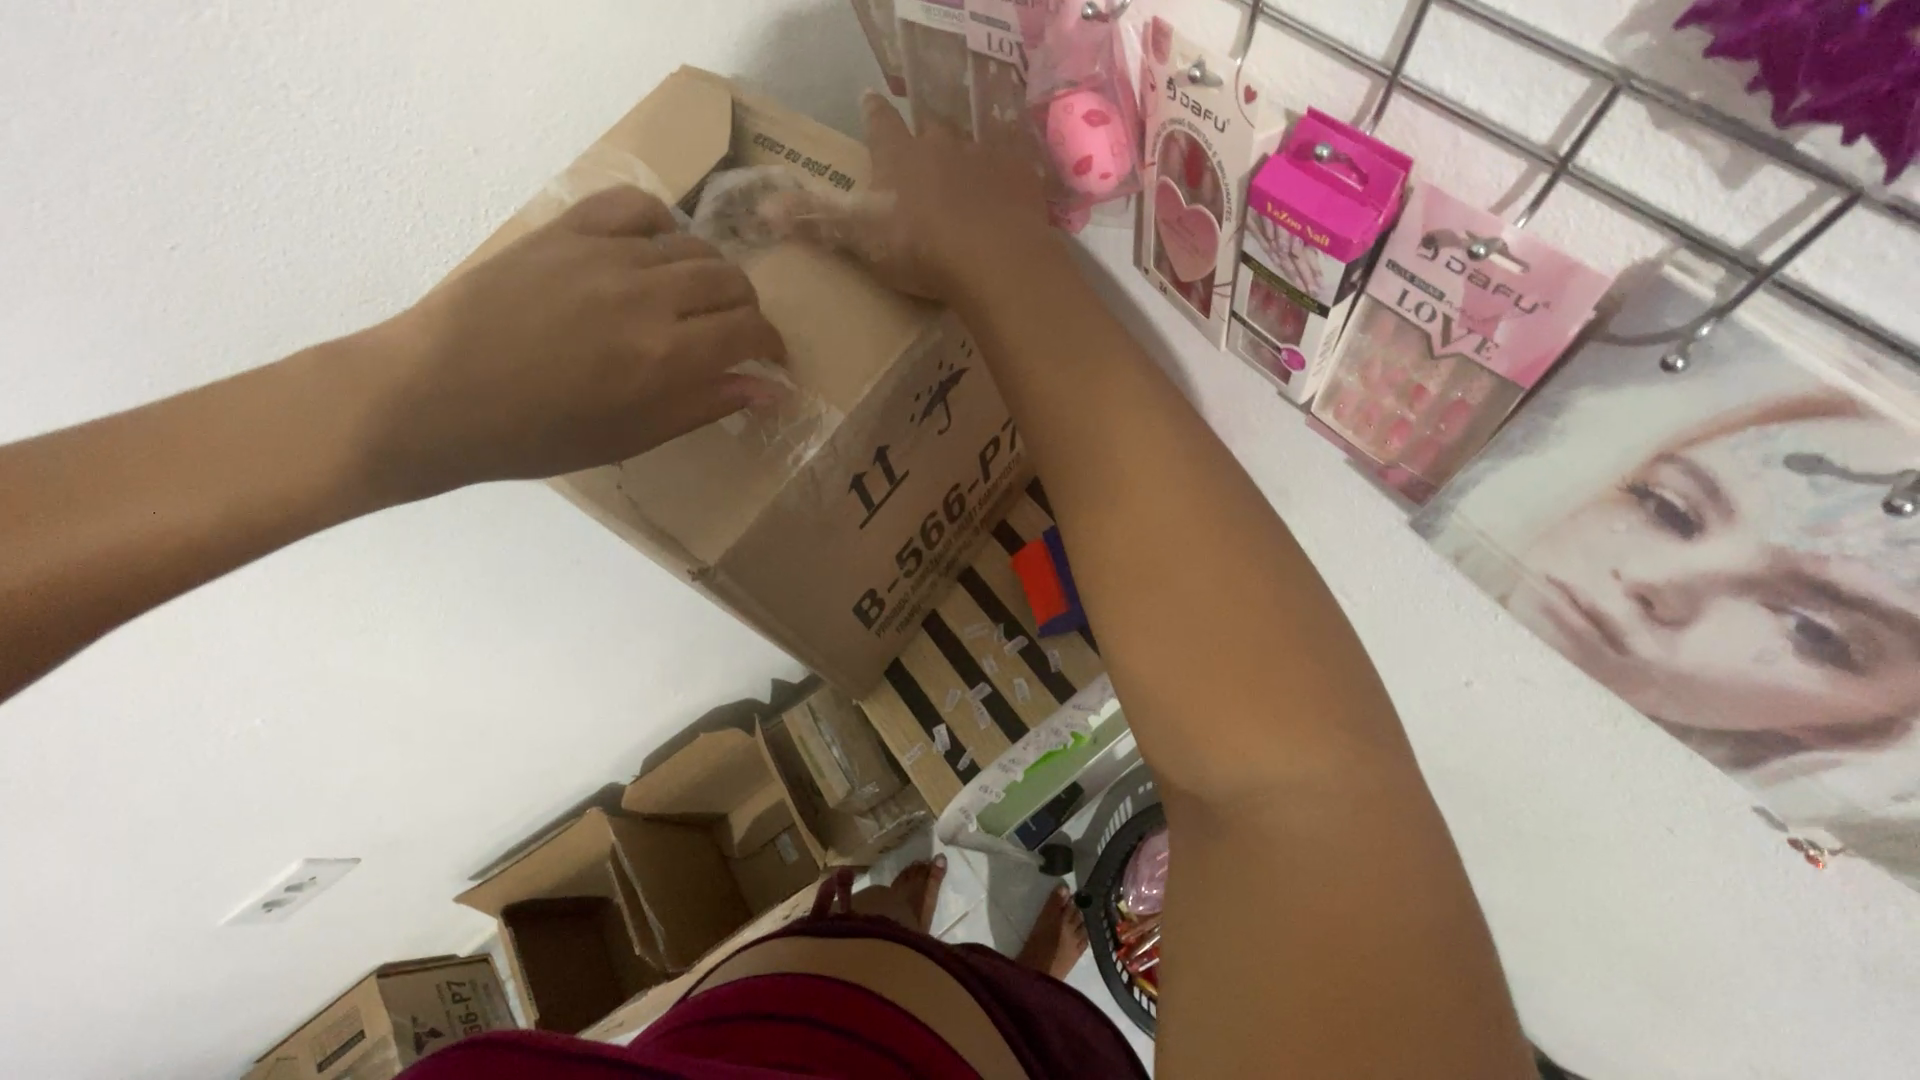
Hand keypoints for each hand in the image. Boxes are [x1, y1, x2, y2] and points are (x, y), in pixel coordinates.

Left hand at [361, 186, 786, 497]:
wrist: (433, 395)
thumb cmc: (536, 435)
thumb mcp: (631, 435)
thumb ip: (705, 405)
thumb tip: (770, 391)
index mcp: (666, 356)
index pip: (750, 331)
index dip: (771, 346)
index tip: (769, 359)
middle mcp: (647, 296)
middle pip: (731, 282)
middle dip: (746, 310)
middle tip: (732, 333)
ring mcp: (605, 256)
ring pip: (692, 246)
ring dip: (709, 274)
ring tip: (692, 298)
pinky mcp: (567, 231)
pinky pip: (635, 207)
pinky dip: (660, 224)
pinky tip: (656, 249)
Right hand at [783, 93, 1056, 303]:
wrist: (993, 258)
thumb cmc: (920, 249)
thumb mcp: (860, 238)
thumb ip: (816, 220)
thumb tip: (761, 208)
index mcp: (898, 158)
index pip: (879, 125)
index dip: (872, 114)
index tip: (868, 99)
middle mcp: (940, 145)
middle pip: (929, 126)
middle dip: (923, 128)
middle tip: (923, 131)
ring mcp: (985, 155)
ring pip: (973, 136)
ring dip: (967, 142)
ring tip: (967, 149)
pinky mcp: (1021, 174)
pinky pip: (1016, 154)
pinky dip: (1011, 158)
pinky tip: (1014, 168)